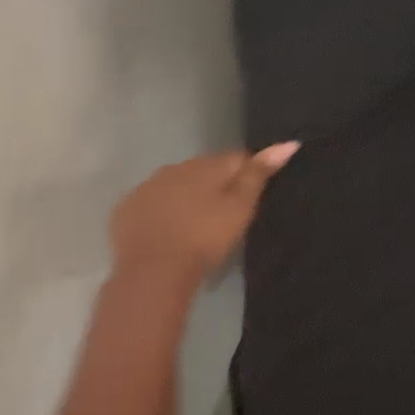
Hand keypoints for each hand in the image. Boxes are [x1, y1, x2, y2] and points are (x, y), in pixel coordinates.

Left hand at [109, 142, 300, 283]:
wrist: (154, 271)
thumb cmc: (207, 237)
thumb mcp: (242, 206)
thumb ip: (259, 173)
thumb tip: (288, 143)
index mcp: (205, 165)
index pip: (237, 158)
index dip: (250, 175)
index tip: (254, 197)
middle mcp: (174, 168)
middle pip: (205, 170)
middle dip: (217, 184)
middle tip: (228, 213)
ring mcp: (146, 188)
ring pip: (177, 184)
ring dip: (189, 196)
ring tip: (199, 223)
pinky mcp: (126, 209)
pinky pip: (152, 202)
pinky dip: (163, 210)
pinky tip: (170, 230)